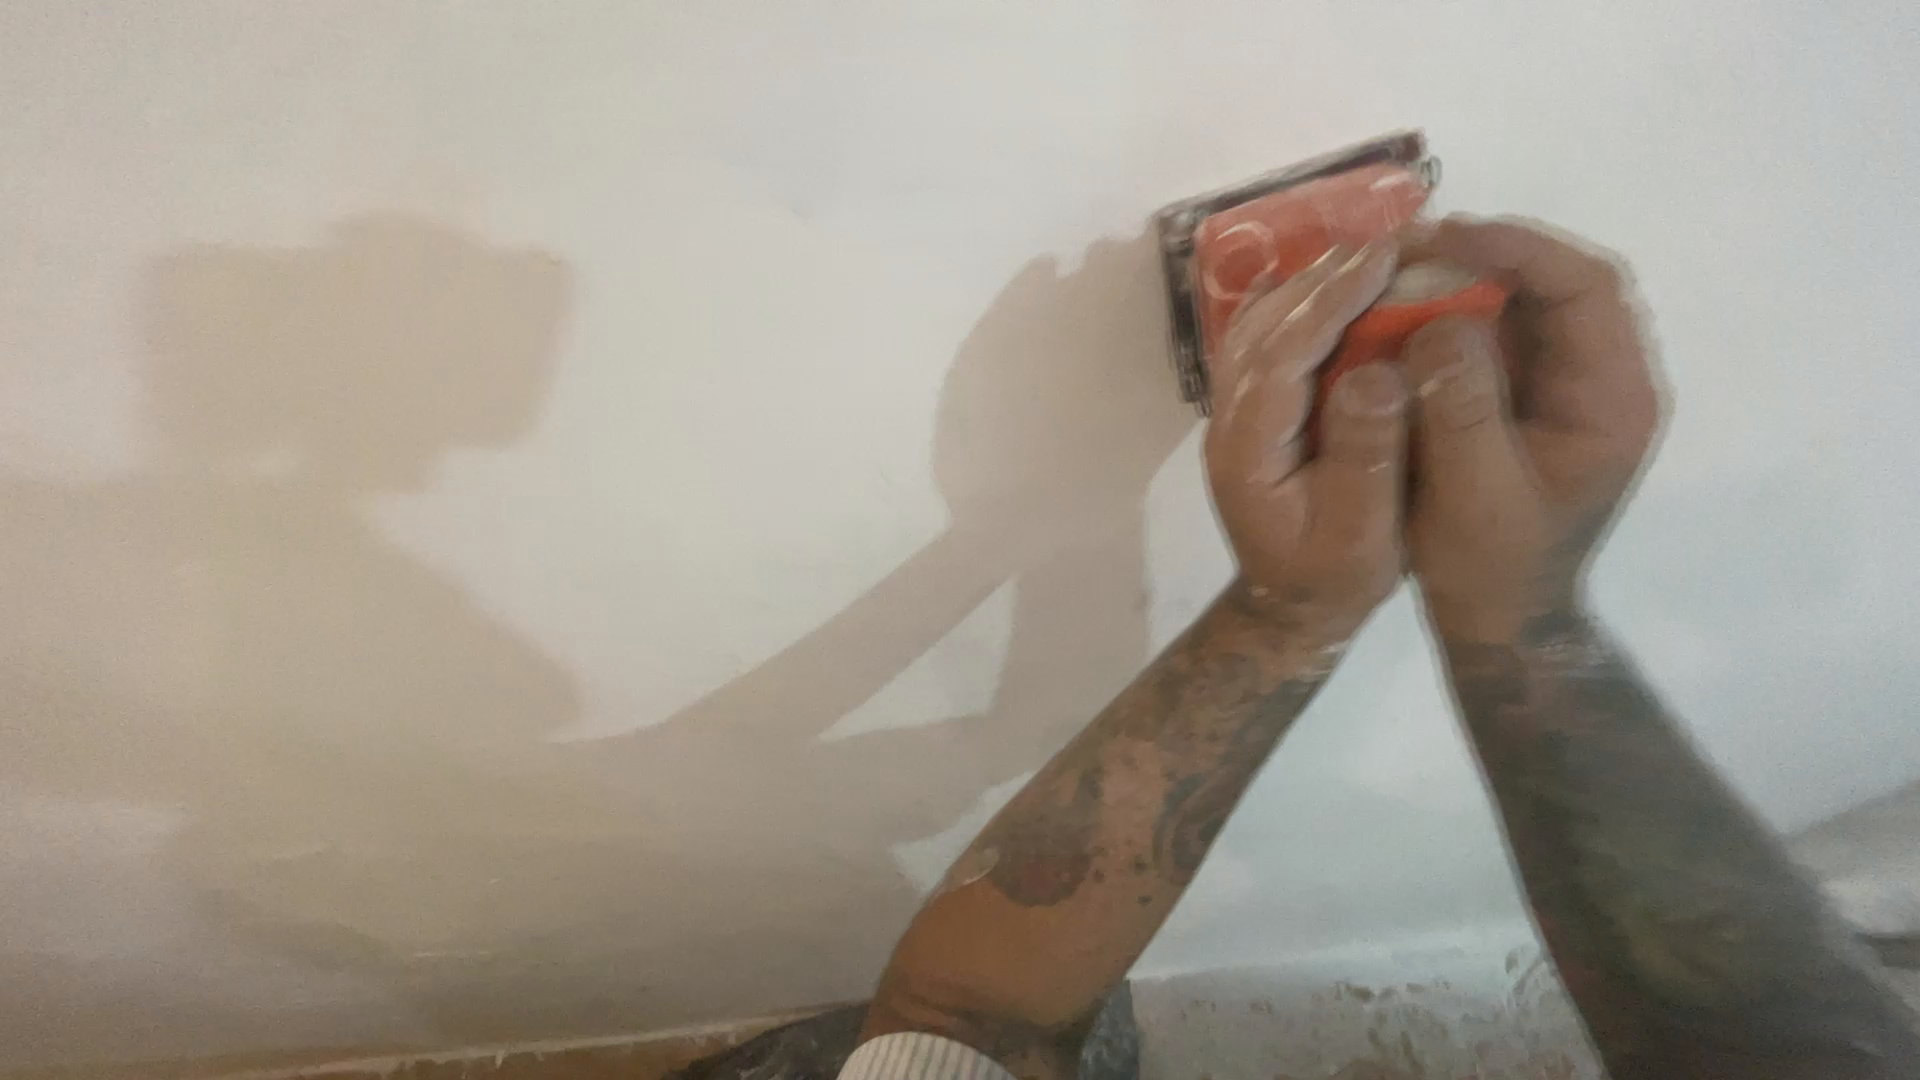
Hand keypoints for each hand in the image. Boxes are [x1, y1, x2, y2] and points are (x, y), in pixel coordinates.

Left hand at [1204, 242, 1409, 648]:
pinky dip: (1295, 310)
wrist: (1290, 603)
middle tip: (1390, 234)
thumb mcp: (1360, 534)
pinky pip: (1262, 348)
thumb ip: (1365, 456)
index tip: (1385, 254)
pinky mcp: (1249, 417)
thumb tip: (1377, 373)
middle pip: (1261, 333)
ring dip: (1306, 288)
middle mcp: (1228, 423)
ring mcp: (1232, 418)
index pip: (1280, 357)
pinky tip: (1333, 288)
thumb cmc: (1330, 578)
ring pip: (1255, 334)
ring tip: (1371, 250)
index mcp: (1248, 450)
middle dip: (1322, 280)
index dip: (1330, 302)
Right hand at [1399, 217, 1662, 640]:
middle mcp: (1592, 377)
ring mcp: (1553, 386)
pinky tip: (1392, 319)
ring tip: (1390, 274)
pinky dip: (1439, 318)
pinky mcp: (1513, 399)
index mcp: (1611, 396)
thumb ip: (1461, 413)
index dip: (1519, 251)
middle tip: (1403, 249)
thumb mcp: (1473, 495)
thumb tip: (1436, 324)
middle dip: (1480, 256)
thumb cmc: (1490, 562)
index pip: (1587, 288)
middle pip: (1553, 285)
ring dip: (1455, 283)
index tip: (1443, 238)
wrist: (1495, 609)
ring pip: (1516, 305)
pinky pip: (1483, 338)